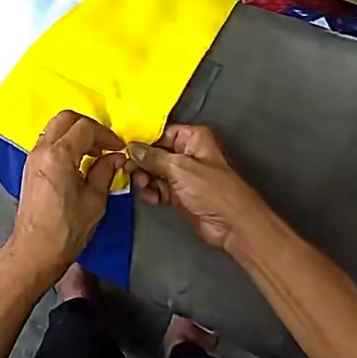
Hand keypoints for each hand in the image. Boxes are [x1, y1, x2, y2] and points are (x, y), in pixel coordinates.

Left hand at [5, 110, 123, 278]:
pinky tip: (79, 161)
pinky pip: (49, 142)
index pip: (86, 128)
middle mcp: (42, 151)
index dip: (106, 135)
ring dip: (76, 134)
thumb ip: (106, 172)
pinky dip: (66, 143)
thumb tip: (115, 158)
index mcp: (59, 156)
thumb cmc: (66, 230)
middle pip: (66, 119)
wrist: (35, 252)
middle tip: (105, 143)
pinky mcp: (30, 168)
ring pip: (55, 128)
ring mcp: (33, 158)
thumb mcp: (95, 200)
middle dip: (89, 127)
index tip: (118, 148)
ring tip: (94, 152)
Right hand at [126, 124, 271, 253]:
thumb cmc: (213, 190)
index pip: (161, 133)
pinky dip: (152, 192)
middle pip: (154, 153)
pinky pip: (158, 187)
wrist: (231, 224)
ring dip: (145, 179)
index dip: (143, 141)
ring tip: (142, 186)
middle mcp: (187, 153)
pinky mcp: (179, 193)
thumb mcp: (180, 168)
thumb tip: (132, 148)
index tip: (125, 148)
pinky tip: (151, 197)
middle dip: (142, 163)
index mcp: (193, 138)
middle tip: (130, 171)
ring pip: (154, 171)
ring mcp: (182, 174)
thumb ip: (153, 157)